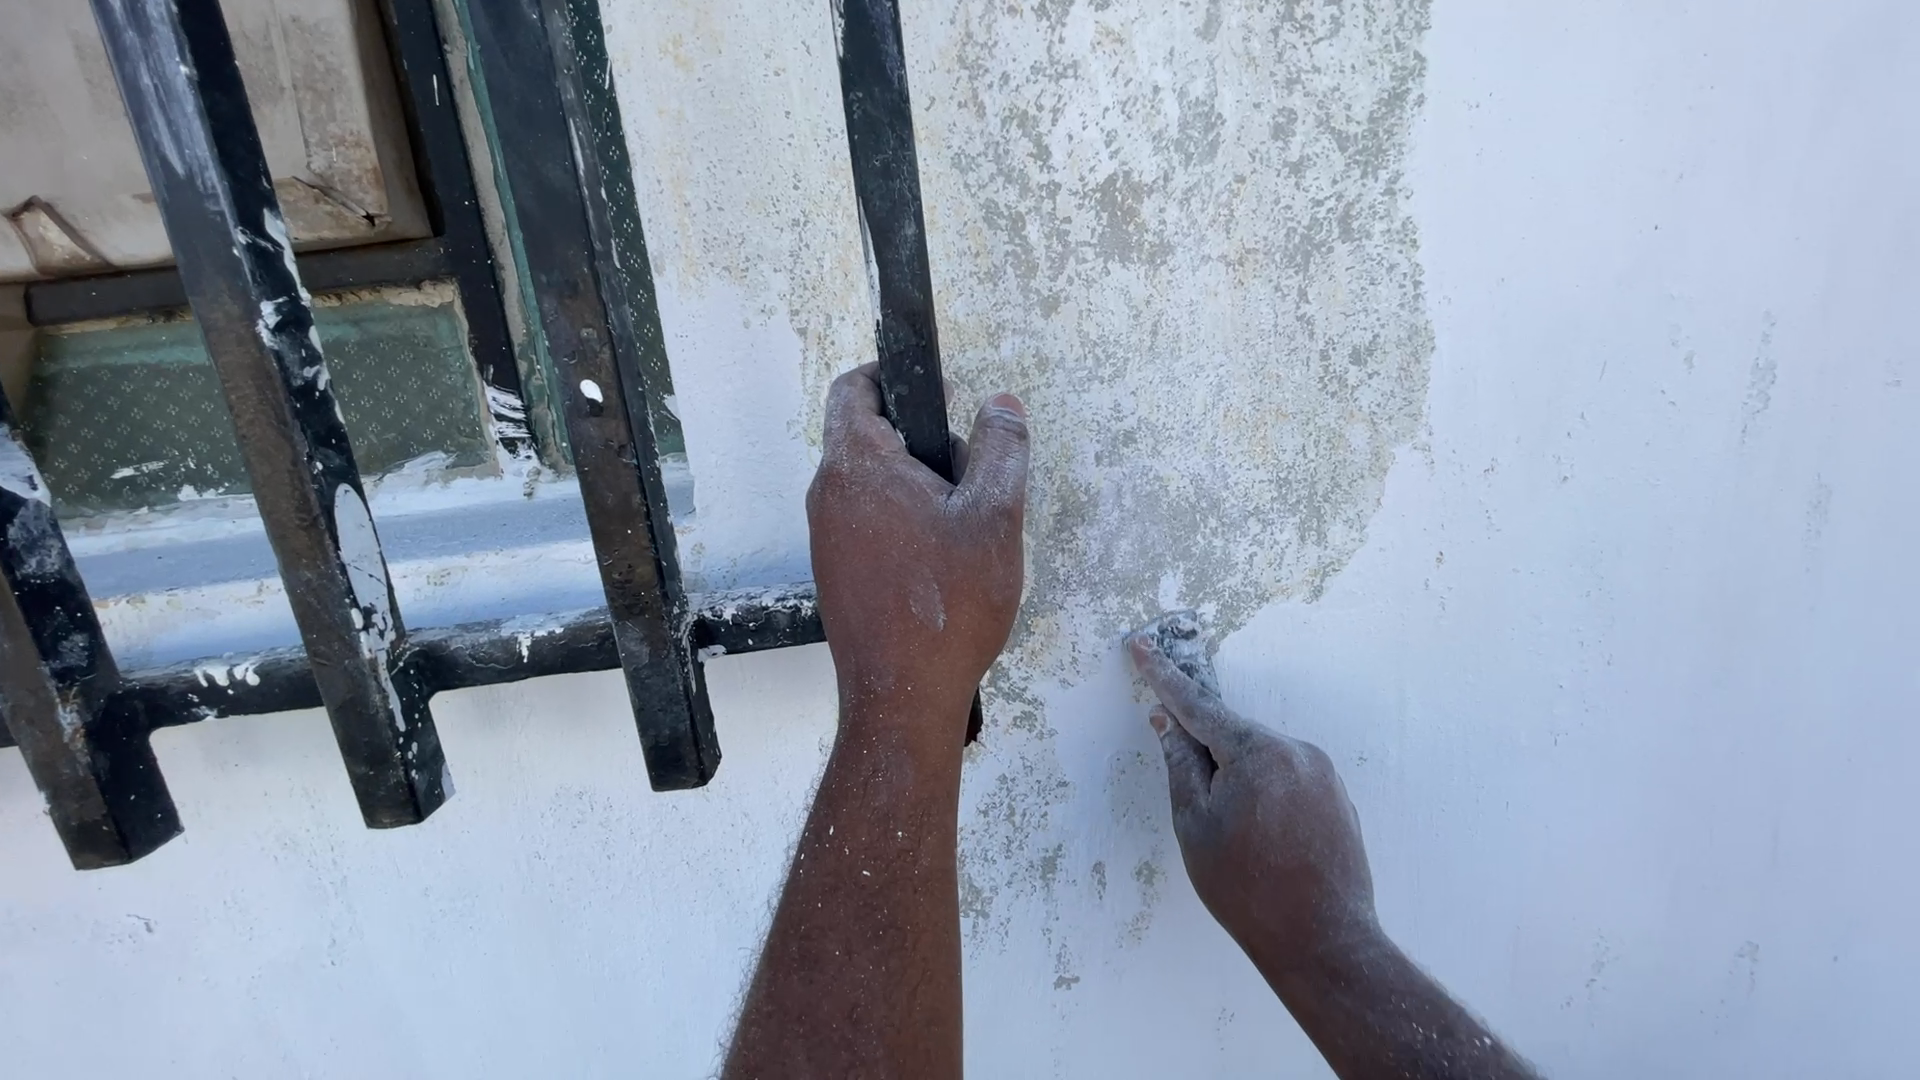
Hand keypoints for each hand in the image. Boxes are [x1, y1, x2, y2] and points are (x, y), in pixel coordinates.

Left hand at [807, 364, 1029, 750]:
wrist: (903, 695)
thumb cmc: (949, 603)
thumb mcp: (994, 517)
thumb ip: (1001, 450)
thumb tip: (1001, 405)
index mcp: (857, 467)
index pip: (855, 388)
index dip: (891, 373)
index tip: (935, 390)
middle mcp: (828, 495)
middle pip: (869, 437)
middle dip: (923, 442)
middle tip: (971, 481)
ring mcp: (826, 536)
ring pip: (873, 484)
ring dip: (918, 488)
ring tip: (963, 530)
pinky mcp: (835, 570)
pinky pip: (868, 521)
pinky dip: (904, 521)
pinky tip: (940, 563)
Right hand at [1128, 635, 1382, 973]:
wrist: (1326, 946)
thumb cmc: (1247, 888)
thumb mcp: (1194, 824)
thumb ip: (1180, 763)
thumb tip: (1167, 722)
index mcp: (1257, 752)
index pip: (1197, 704)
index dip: (1163, 676)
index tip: (1142, 645)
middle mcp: (1296, 750)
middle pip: (1231, 734)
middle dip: (1205, 754)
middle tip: (1199, 807)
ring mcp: (1322, 773)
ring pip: (1258, 757)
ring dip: (1235, 777)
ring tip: (1236, 837)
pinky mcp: (1336, 796)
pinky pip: (1284, 776)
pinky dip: (1262, 791)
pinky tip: (1262, 838)